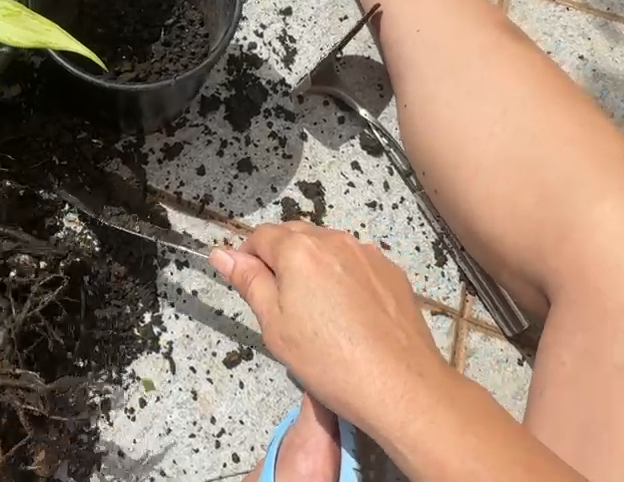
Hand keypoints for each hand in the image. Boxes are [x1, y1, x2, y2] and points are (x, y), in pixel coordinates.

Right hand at [211, 222, 445, 432]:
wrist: (403, 387)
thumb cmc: (329, 361)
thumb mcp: (275, 325)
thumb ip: (248, 281)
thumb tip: (221, 252)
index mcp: (298, 249)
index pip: (260, 237)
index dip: (250, 259)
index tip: (253, 289)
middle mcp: (332, 239)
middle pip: (294, 237)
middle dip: (282, 260)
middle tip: (285, 305)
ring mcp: (366, 253)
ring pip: (327, 248)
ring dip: (315, 267)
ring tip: (321, 312)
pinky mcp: (391, 271)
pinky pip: (356, 263)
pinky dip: (346, 277)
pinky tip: (352, 314)